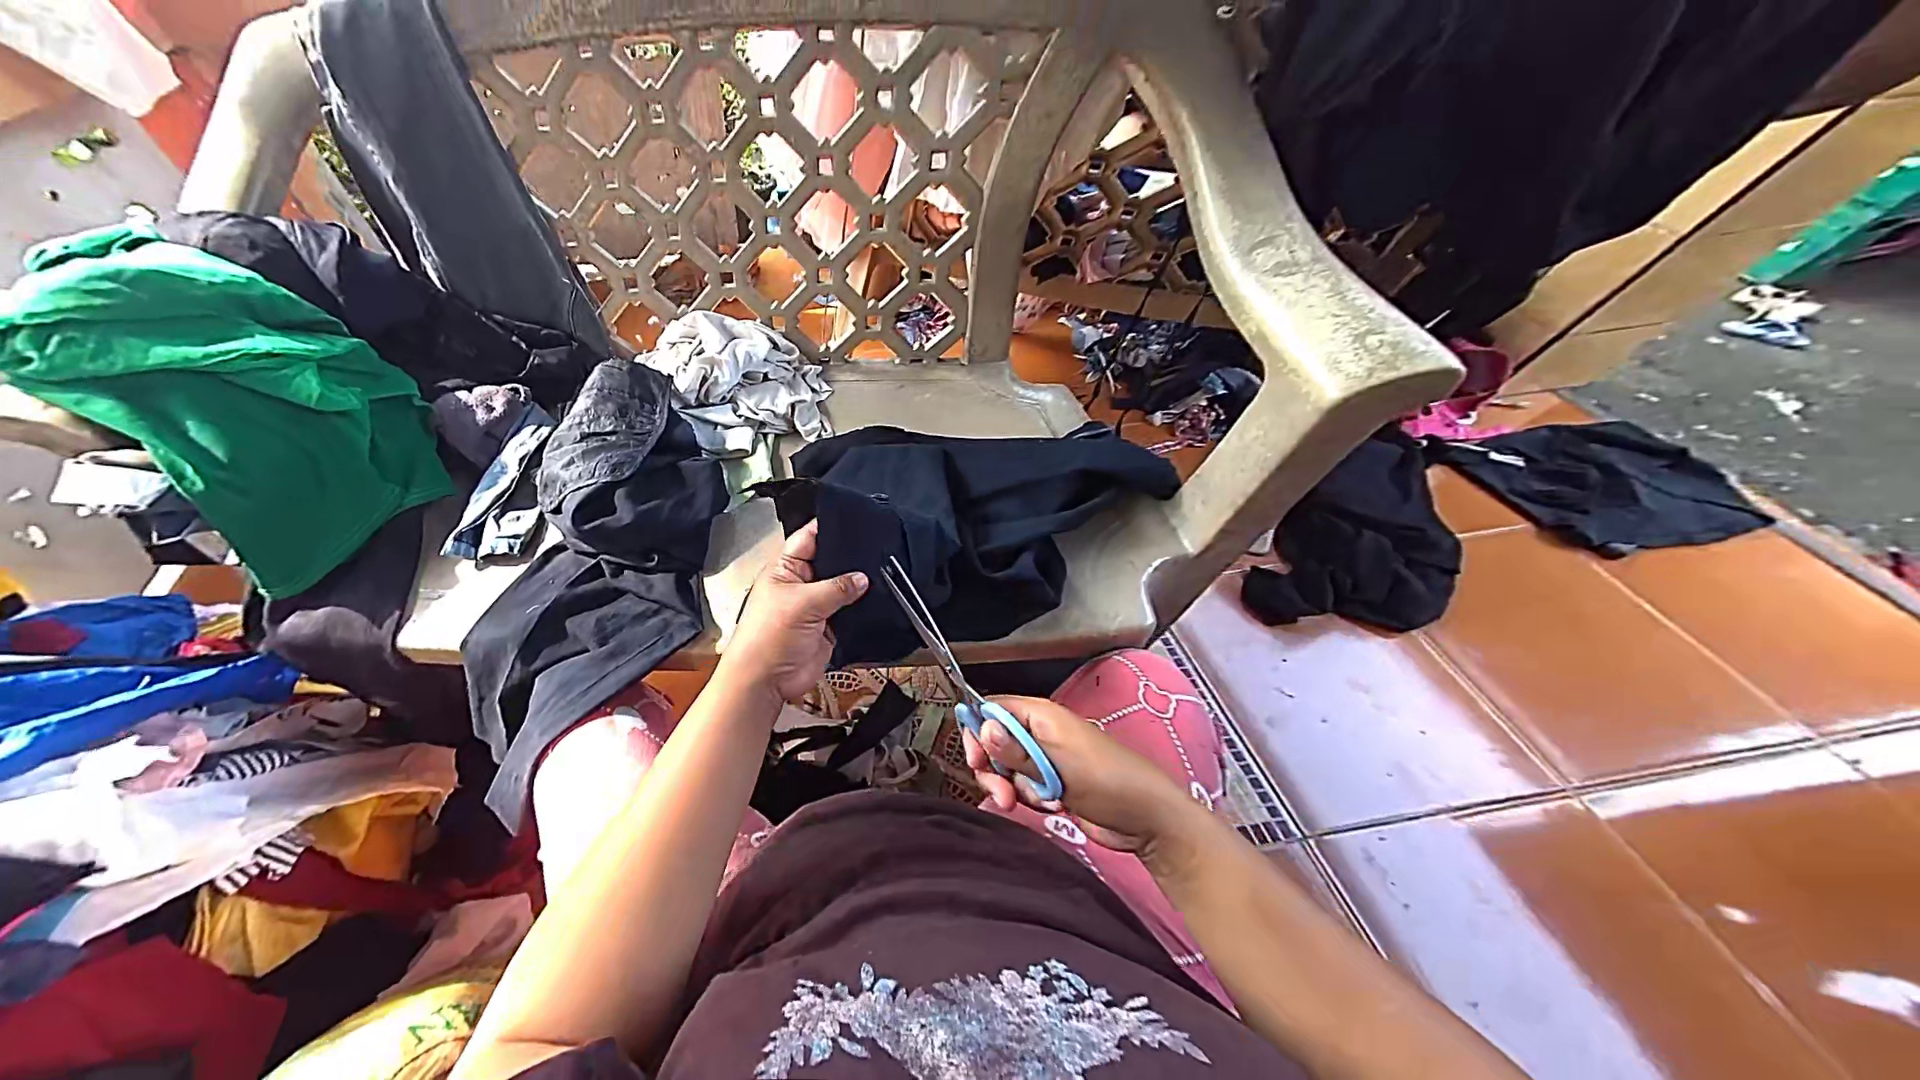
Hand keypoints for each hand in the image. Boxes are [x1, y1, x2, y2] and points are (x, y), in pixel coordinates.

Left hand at [719, 520, 867, 703]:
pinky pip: (849, 613)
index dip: (828, 528)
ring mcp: (815, 607)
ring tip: (877, 576)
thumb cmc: (765, 639)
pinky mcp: (828, 627)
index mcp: (785, 569)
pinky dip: (860, 610)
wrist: (767, 680)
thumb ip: (837, 587)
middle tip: (872, 551)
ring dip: (856, 587)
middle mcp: (800, 585)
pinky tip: (874, 602)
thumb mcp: (803, 603)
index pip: (808, 538)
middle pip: (830, 563)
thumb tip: (861, 578)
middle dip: (849, 559)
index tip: (853, 521)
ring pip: (842, 589)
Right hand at [964, 696, 1208, 855]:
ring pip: (1007, 768)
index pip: (992, 710)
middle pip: (994, 742)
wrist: (1145, 818)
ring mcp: (1046, 758)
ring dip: (1011, 788)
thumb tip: (983, 728)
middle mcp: (1039, 732)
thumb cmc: (1109, 782)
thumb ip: (1017, 749)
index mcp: (1040, 715)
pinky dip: (1028, 798)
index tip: (977, 760)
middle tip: (1003, 793)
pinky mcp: (1051, 783)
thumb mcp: (1059, 765)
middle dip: (993, 769)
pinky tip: (1049, 805)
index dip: (978, 732)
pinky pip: (1023, 787)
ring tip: (1033, 803)